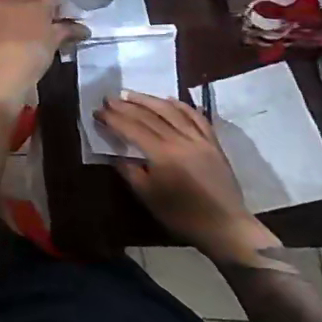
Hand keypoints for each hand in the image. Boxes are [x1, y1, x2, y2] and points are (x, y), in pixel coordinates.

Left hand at [0, 0, 87, 104]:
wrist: (3, 69)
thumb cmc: (34, 53)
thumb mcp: (55, 40)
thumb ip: (68, 30)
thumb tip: (82, 30)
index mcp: (37, 0)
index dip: (56, 0)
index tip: (59, 14)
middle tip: (42, 14)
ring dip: (18, 3)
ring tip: (24, 21)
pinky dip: (3, 13)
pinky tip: (8, 28)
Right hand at [94, 91, 280, 264]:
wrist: (225, 227)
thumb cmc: (180, 214)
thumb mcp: (146, 194)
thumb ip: (128, 169)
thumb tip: (117, 153)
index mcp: (163, 155)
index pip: (132, 128)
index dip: (112, 119)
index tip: (96, 112)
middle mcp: (182, 142)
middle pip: (150, 117)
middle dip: (126, 106)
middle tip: (107, 99)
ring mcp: (201, 141)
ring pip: (173, 112)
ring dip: (149, 100)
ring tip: (131, 94)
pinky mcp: (214, 145)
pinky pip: (198, 119)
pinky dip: (182, 107)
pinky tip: (169, 100)